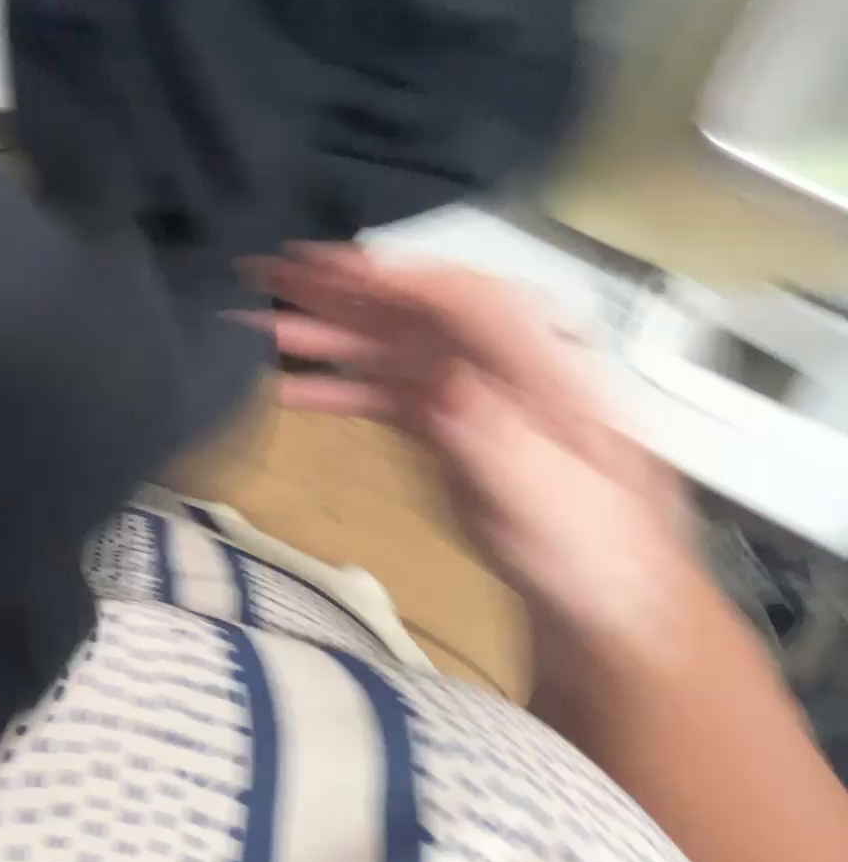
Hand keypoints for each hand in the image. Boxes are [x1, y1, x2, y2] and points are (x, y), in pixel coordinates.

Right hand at [237, 246, 703, 680]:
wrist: (600, 594)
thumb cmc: (586, 547)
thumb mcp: (544, 495)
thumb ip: (492, 436)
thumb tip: (443, 382)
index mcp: (539, 365)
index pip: (459, 300)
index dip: (388, 279)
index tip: (322, 267)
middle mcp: (499, 365)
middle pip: (411, 313)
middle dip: (339, 293)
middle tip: (270, 277)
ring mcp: (468, 392)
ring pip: (387, 349)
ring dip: (324, 337)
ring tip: (261, 329)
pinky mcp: (443, 423)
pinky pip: (382, 391)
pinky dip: (335, 388)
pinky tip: (290, 391)